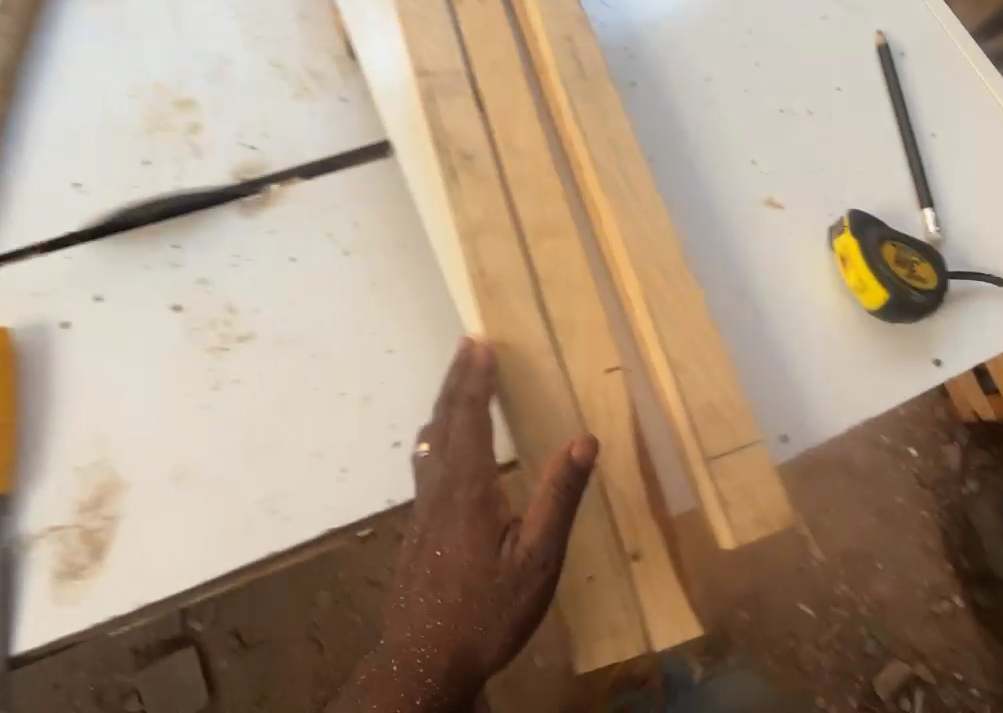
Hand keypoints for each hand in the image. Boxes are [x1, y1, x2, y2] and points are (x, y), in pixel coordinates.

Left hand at [331, 339, 596, 711]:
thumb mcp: (538, 560)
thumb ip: (558, 498)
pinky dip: (437, 432)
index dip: (477, 379)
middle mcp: (441, 486)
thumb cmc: (487, 610)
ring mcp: (423, 506)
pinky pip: (426, 460)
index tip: (482, 343)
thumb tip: (584, 440)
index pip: (472, 417)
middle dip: (457, 379)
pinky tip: (440, 445)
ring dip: (444, 403)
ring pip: (430, 439)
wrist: (423, 658)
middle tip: (466, 344)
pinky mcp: (418, 525)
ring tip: (455, 382)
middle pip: (444, 419)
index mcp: (470, 486)